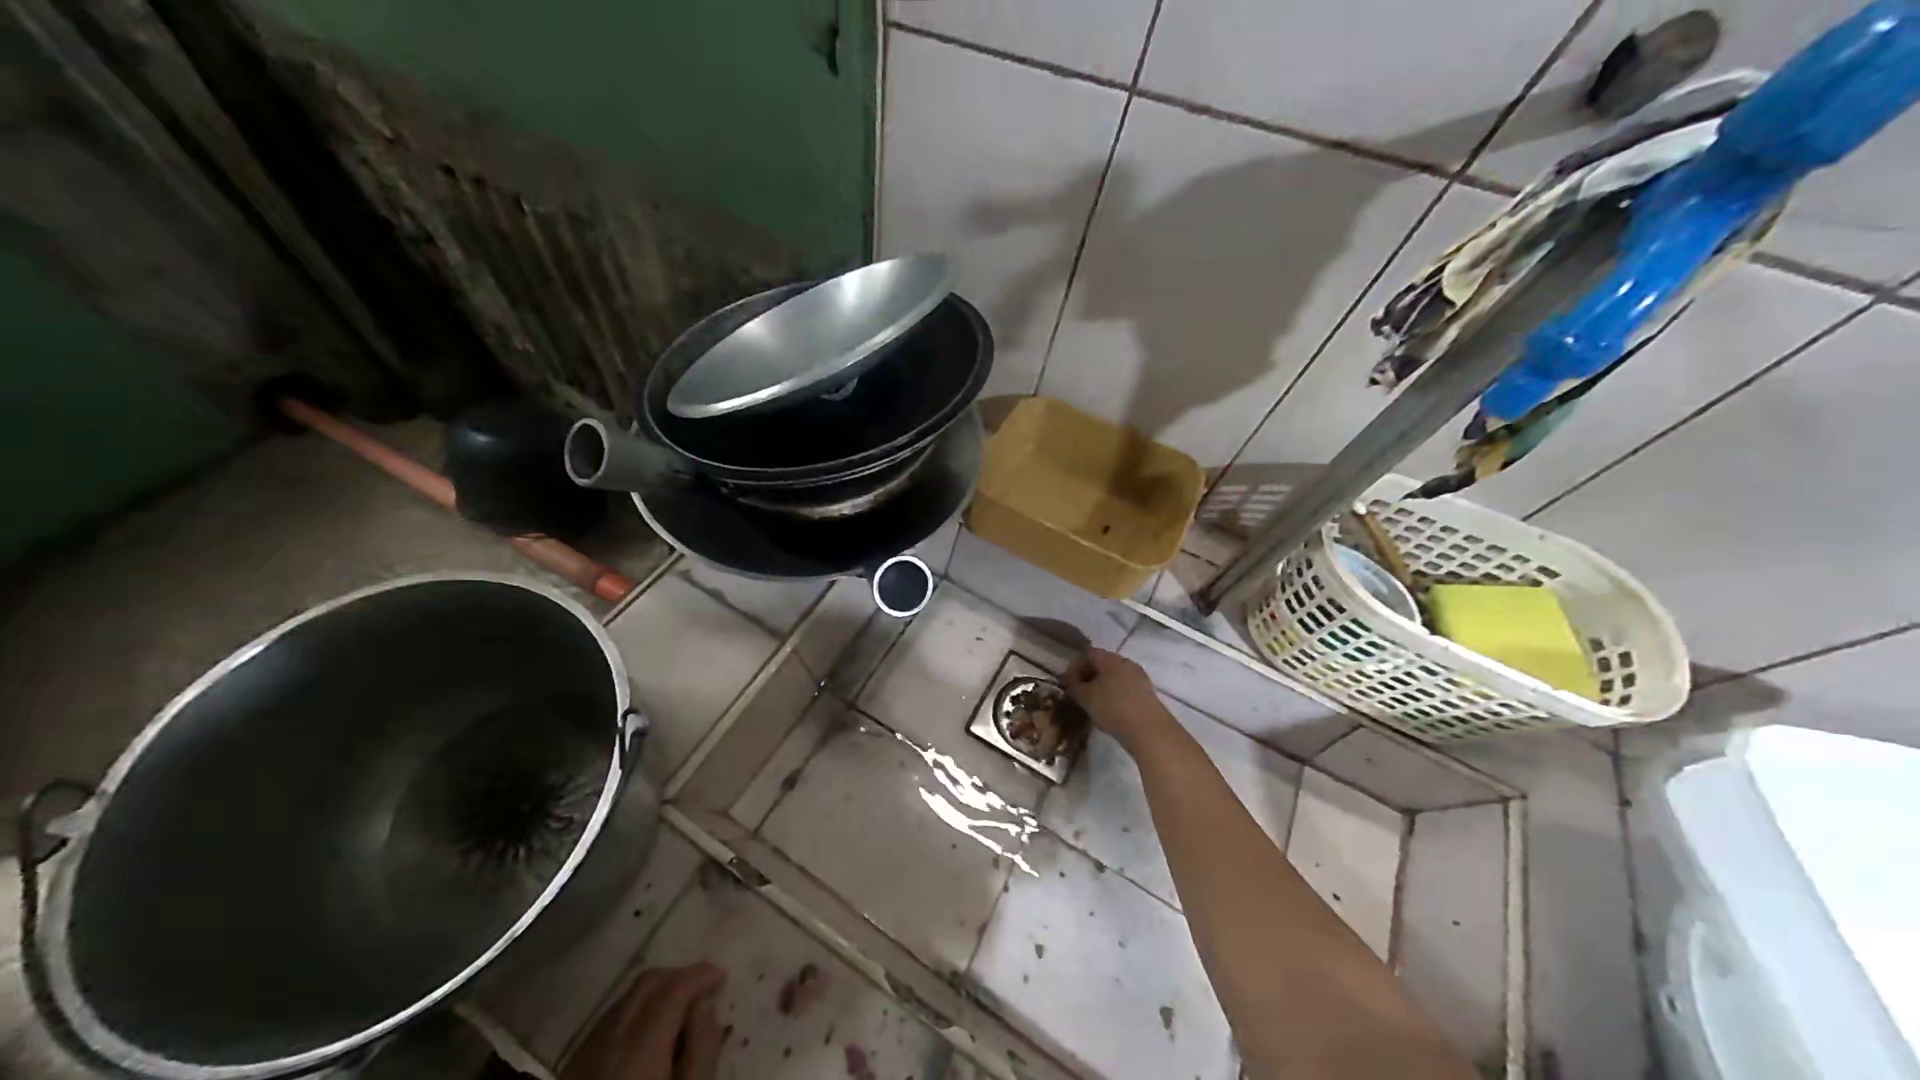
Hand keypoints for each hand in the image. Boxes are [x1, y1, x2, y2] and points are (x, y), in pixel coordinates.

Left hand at [563, 964, 725, 1079]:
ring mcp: (586, 1052)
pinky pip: (609, 1020)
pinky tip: (648, 1035)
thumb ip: (702, 1048)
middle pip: (647, 983)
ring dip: (657, 992)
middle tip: (704, 991)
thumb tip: (704, 1004)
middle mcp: (610, 1038)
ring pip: (626, 999)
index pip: (674, 988)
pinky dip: (635, 1011)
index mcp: (641, 1046)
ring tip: (679, 1012)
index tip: (722, 978)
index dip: (701, 975)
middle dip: (680, 977)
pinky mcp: (573, 1068)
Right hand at [1062, 649, 1175, 752]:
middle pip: (1103, 663)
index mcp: (1110, 658)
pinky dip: (1115, 694)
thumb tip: (1070, 681)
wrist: (1148, 730)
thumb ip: (1074, 686)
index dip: (1075, 666)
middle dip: (1089, 676)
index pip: (1088, 653)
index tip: (1068, 683)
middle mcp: (1127, 662)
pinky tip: (1110, 710)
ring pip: (1115, 676)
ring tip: (1093, 704)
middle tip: (1079, 693)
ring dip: (1102, 686)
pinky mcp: (1147, 692)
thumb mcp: (1085, 697)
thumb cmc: (1112, 708)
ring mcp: (1140, 677)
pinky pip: (1126, 687)